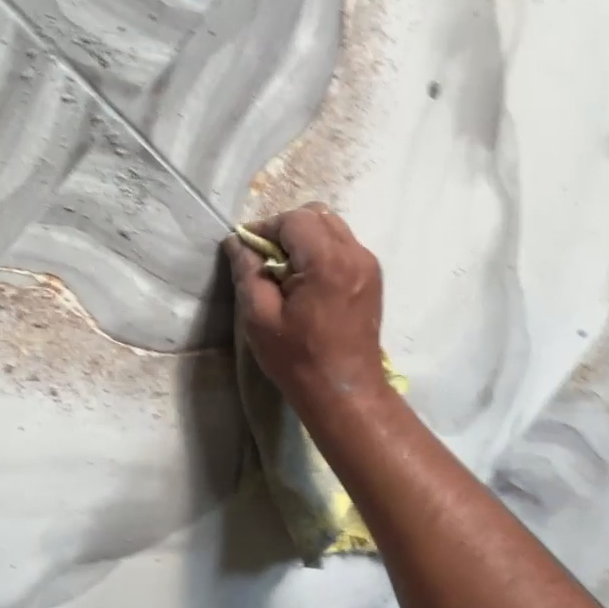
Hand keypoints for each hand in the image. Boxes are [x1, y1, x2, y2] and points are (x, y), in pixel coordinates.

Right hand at [224, 202, 386, 413]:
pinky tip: (305, 280)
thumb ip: (247, 272)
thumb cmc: (298, 359)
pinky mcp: (372, 276)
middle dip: (285, 228)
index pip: (294, 220)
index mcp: (328, 262)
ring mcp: (368, 265)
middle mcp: (355, 254)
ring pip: (331, 227)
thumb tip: (236, 242)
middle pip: (316, 215)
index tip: (244, 249)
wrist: (344, 392)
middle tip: (263, 258)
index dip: (265, 228)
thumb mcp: (259, 317)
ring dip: (303, 238)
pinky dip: (320, 250)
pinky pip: (343, 245)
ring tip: (283, 270)